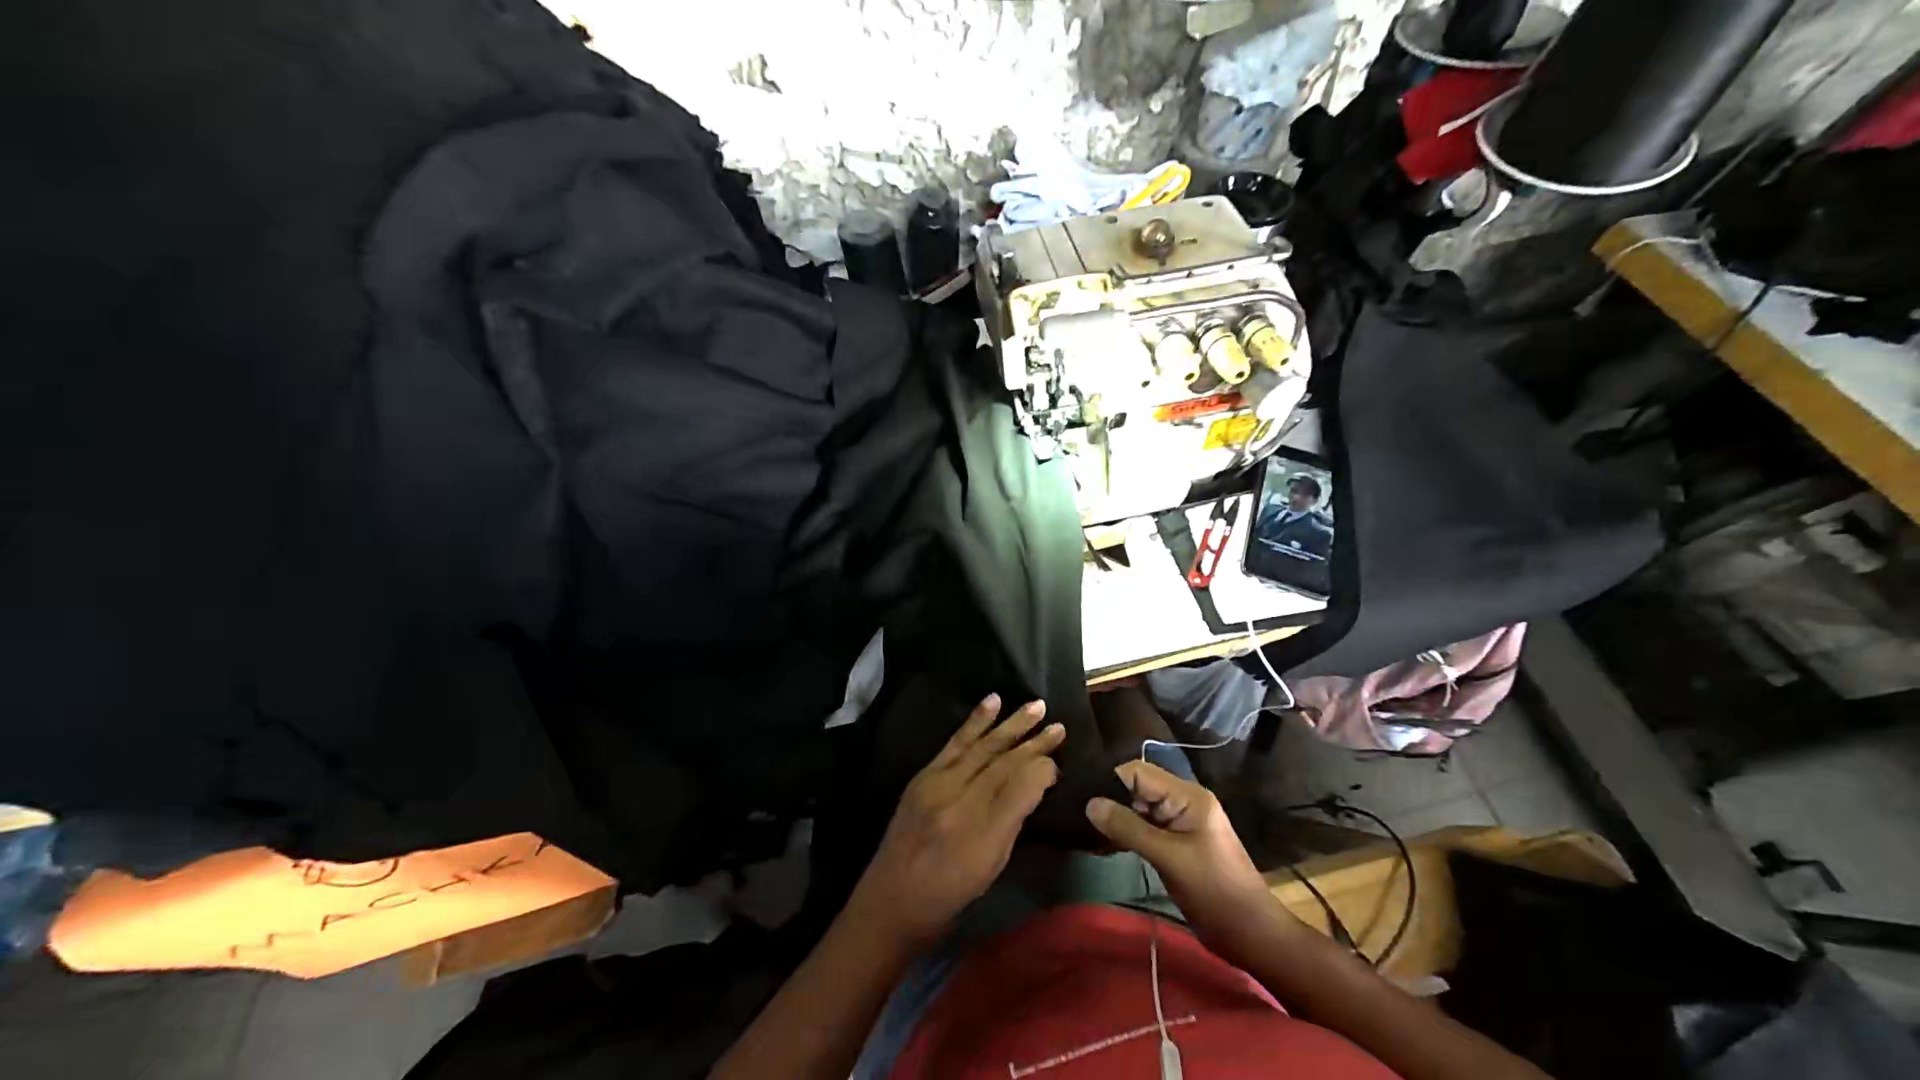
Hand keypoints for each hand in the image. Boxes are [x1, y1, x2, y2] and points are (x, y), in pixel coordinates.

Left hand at [852, 695, 1063, 946]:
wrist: (891, 899)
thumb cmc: (949, 893)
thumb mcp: (993, 865)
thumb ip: (1014, 821)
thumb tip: (1036, 784)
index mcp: (981, 832)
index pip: (1021, 785)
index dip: (1043, 769)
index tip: (1060, 762)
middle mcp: (959, 801)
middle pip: (1004, 762)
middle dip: (1034, 742)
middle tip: (1059, 727)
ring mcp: (937, 784)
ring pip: (982, 746)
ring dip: (1011, 723)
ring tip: (1036, 705)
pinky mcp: (923, 776)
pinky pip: (954, 742)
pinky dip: (975, 721)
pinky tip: (992, 702)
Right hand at [1085, 760, 1287, 950]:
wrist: (1250, 934)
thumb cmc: (1213, 890)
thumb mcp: (1169, 857)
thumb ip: (1128, 828)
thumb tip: (1090, 804)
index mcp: (1187, 796)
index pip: (1138, 772)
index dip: (1110, 781)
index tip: (1081, 798)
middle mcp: (1182, 802)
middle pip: (1136, 788)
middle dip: (1109, 800)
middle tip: (1077, 817)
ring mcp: (1179, 824)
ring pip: (1138, 809)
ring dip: (1115, 819)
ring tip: (1085, 831)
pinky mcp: (1174, 844)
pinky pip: (1144, 828)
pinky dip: (1125, 834)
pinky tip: (1103, 844)